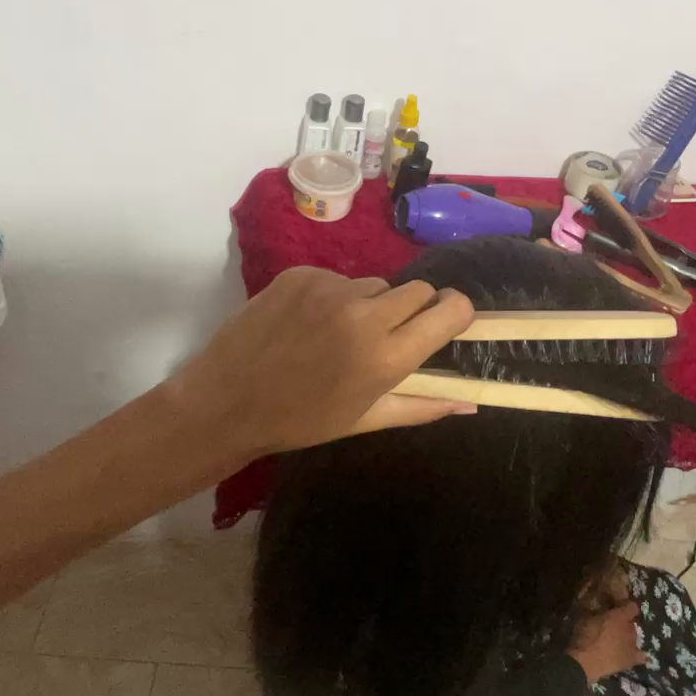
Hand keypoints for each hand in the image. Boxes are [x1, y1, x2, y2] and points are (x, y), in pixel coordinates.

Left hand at [161, 267, 475, 457]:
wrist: (226, 401)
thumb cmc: (300, 420)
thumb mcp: (365, 420)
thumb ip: (422, 406)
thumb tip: (470, 401)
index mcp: (386, 358)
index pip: (450, 310)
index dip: (455, 313)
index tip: (447, 321)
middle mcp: (364, 315)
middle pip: (418, 290)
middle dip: (414, 308)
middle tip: (387, 334)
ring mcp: (329, 289)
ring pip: (375, 284)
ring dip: (369, 304)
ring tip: (336, 334)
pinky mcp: (300, 274)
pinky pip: (338, 278)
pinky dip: (332, 297)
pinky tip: (307, 323)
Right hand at [568, 599, 647, 684]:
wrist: (586, 661)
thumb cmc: (583, 635)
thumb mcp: (584, 616)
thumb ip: (595, 609)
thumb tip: (599, 606)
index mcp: (620, 615)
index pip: (632, 606)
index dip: (626, 606)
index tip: (616, 606)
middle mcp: (630, 628)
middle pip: (631, 622)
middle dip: (623, 622)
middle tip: (610, 624)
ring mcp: (633, 645)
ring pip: (634, 636)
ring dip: (626, 636)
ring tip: (615, 640)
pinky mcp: (631, 660)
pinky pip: (641, 656)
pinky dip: (637, 654)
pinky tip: (631, 655)